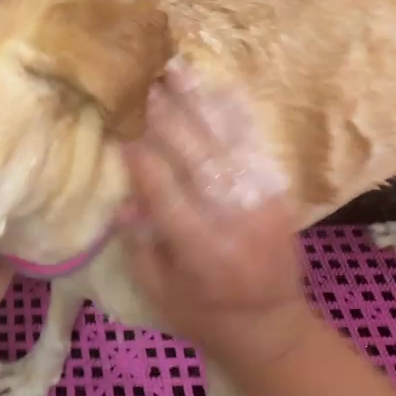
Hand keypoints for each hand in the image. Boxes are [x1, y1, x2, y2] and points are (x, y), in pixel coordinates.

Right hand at [121, 61, 311, 364]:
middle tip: (139, 80)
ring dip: (197, 102)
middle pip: (196, 156)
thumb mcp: (155, 287)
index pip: (163, 188)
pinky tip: (214, 85)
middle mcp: (235, 221)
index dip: (138, 151)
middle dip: (164, 115)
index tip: (117, 118)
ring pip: (225, 142)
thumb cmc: (200, 313)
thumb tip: (125, 194)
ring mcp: (263, 203)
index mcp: (201, 250)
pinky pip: (253, 144)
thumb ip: (138, 240)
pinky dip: (233, 113)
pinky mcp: (278, 192)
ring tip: (172, 68)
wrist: (272, 327)